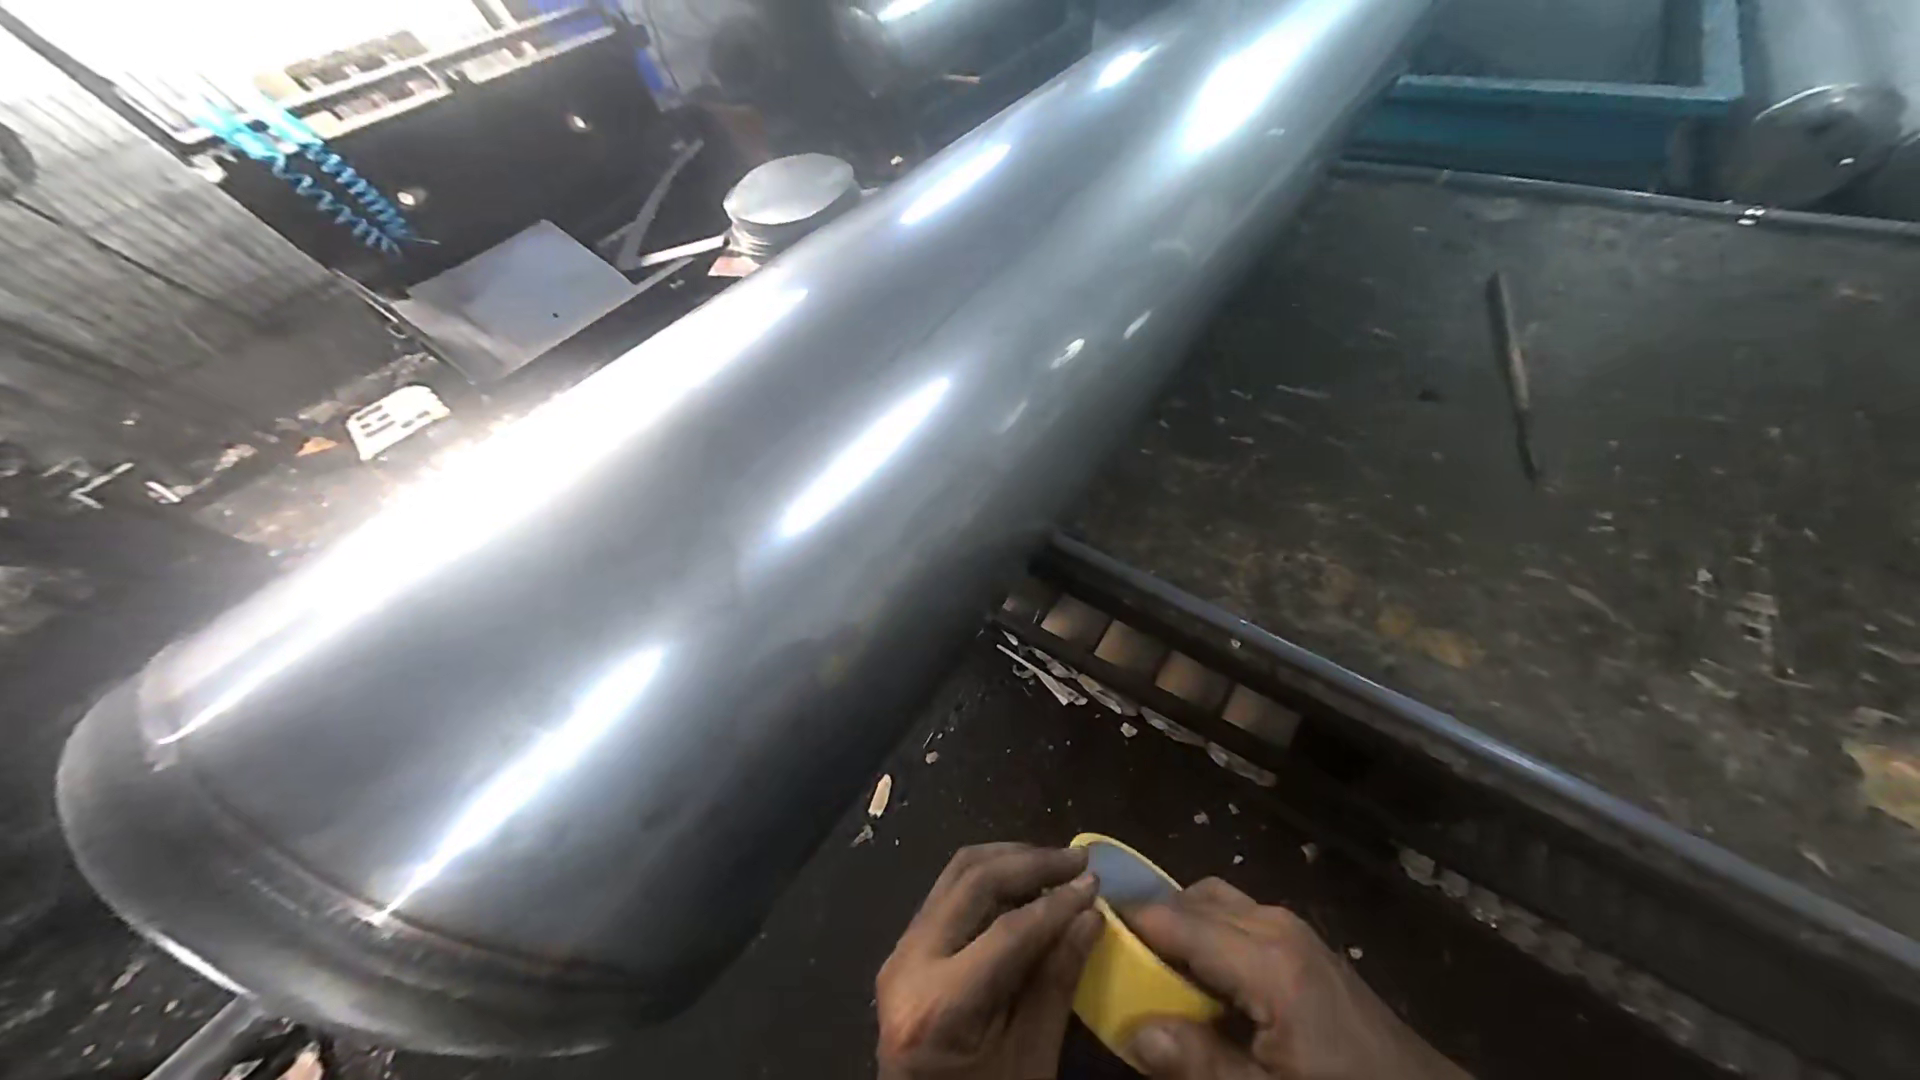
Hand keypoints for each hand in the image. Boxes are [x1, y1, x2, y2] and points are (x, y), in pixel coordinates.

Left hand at [876, 843, 1104, 1079]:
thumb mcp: (1030, 1060)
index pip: (1006, 932)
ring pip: (956, 874)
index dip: (1056, 903)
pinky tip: (1024, 880)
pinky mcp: (905, 946)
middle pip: (972, 882)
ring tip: (1054, 862)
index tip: (1094, 882)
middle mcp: (907, 963)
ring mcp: (900, 950)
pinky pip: (948, 892)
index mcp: (937, 1006)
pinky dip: (989, 877)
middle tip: (1077, 858)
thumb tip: (1090, 914)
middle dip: (1031, 863)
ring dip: (1008, 860)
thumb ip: (1057, 983)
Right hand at [1125, 879, 1468, 1079]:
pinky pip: (1235, 911)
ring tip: (1162, 968)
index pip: (1174, 920)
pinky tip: (1206, 973)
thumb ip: (1202, 1065)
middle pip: (1190, 899)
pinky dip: (1207, 927)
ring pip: (1212, 898)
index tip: (1092, 932)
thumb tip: (1134, 1032)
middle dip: (1152, 923)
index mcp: (1265, 960)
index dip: (1129, 923)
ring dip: (1180, 923)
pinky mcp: (1300, 938)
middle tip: (1123, 961)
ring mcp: (1290, 926)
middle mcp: (1273, 924)